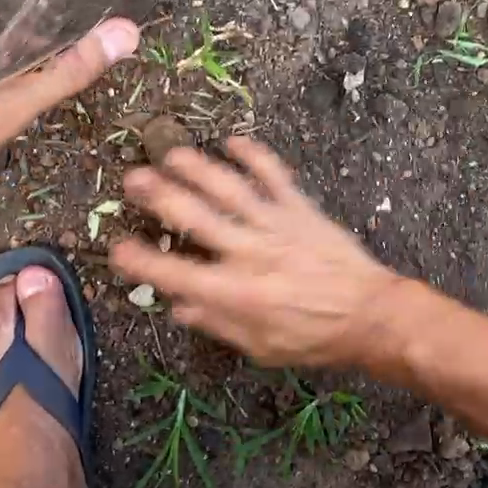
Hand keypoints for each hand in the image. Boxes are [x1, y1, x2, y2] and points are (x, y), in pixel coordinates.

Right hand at [111, 137, 407, 367]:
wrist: (370, 313)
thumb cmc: (313, 337)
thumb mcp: (262, 347)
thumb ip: (219, 324)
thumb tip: (178, 306)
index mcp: (236, 293)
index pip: (178, 275)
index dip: (143, 262)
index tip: (117, 248)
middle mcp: (250, 252)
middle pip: (197, 218)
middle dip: (161, 196)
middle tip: (133, 179)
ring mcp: (276, 225)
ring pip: (231, 189)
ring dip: (200, 169)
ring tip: (172, 154)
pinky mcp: (301, 208)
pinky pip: (275, 176)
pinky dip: (255, 156)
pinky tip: (234, 140)